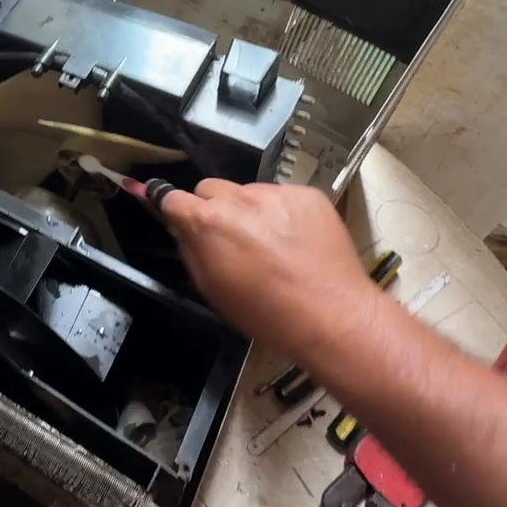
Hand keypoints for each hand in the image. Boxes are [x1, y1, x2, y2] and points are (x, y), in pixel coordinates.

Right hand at [158, 179, 378, 349]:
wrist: (334, 318)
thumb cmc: (267, 314)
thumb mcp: (212, 289)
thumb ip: (189, 249)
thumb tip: (178, 225)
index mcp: (209, 222)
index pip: (172, 196)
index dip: (171, 205)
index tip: (173, 210)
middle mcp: (240, 198)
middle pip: (210, 188)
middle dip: (213, 208)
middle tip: (230, 237)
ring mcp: (276, 193)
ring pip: (247, 191)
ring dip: (250, 210)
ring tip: (271, 244)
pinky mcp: (307, 194)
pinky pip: (281, 195)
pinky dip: (282, 212)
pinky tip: (295, 240)